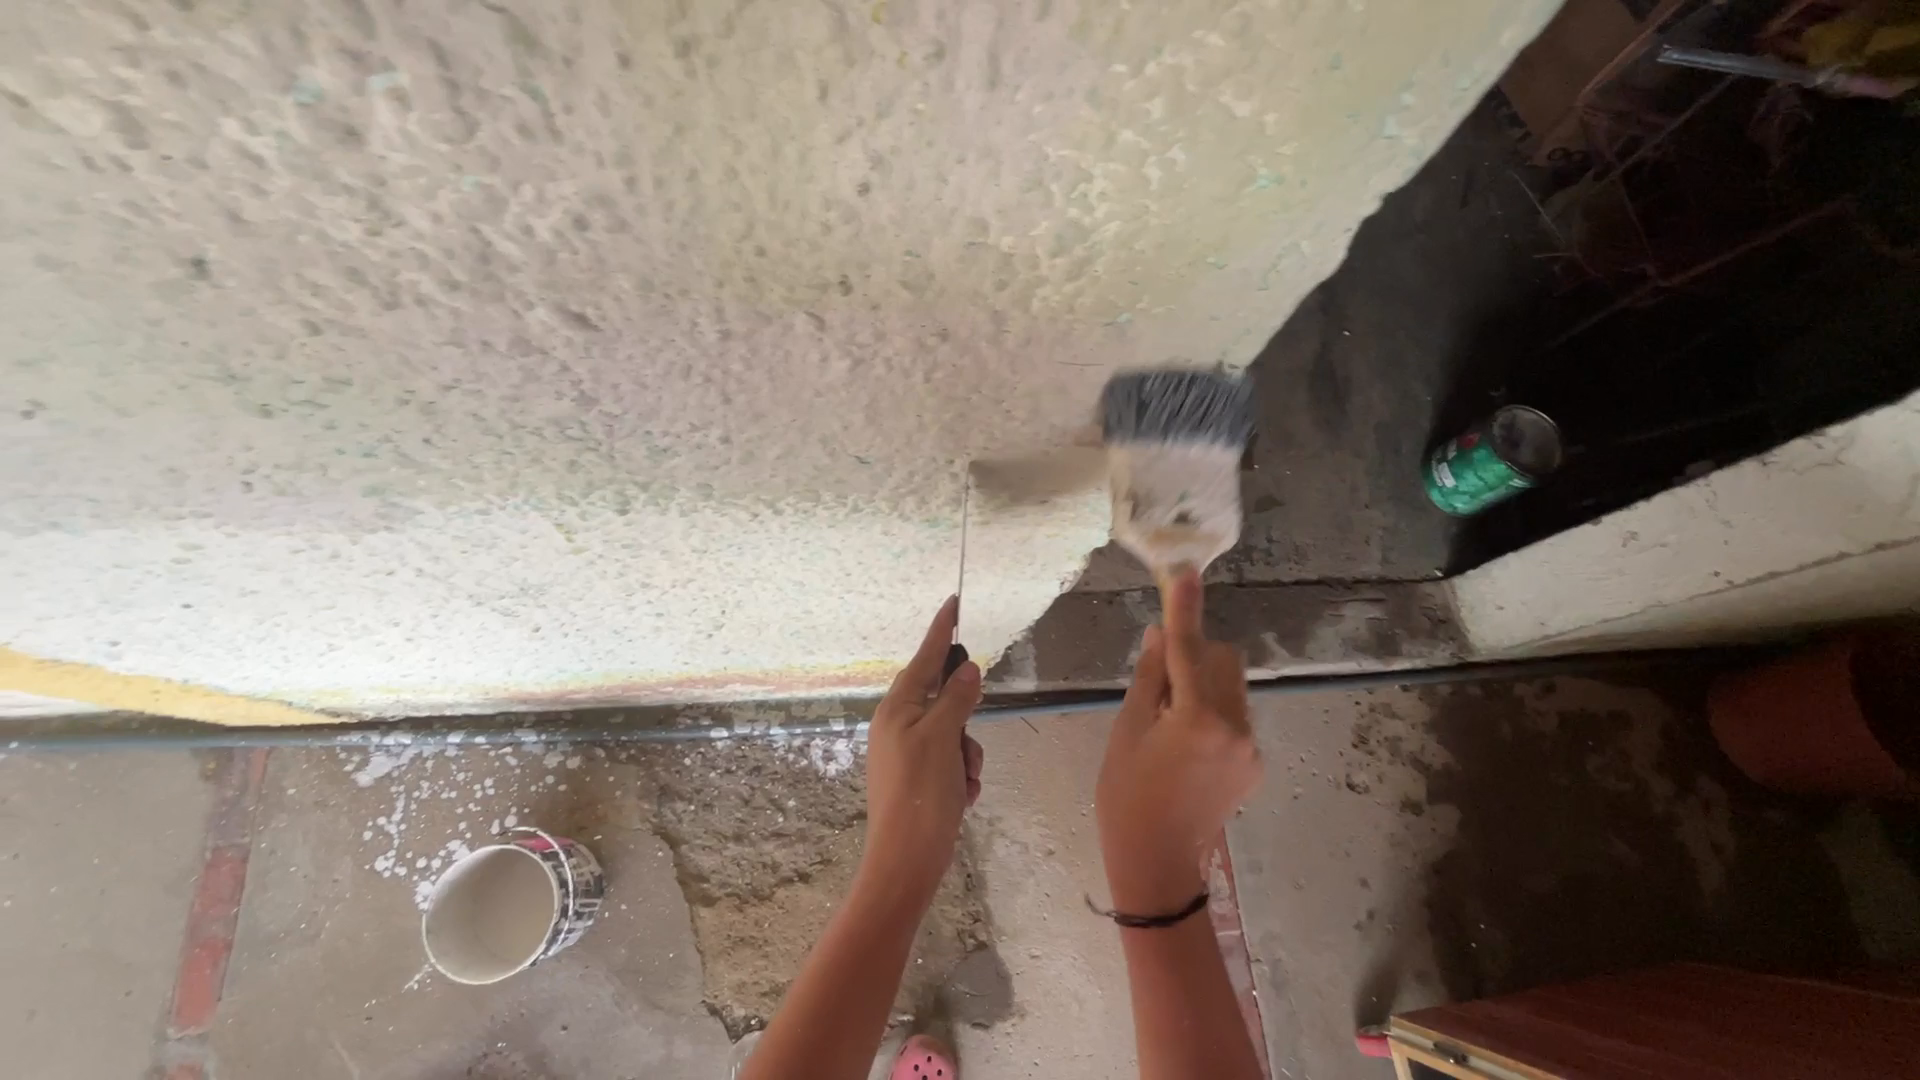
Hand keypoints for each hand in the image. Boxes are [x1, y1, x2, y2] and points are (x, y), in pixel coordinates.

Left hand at [860, 596, 985, 903]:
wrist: (907, 860)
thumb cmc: (921, 793)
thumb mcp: (943, 738)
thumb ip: (956, 699)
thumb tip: (968, 668)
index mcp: (896, 708)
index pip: (924, 658)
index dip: (942, 630)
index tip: (954, 602)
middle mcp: (898, 724)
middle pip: (943, 698)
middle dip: (965, 720)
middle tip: (966, 747)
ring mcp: (907, 752)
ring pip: (954, 732)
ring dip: (967, 753)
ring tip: (964, 780)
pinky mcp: (918, 777)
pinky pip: (951, 759)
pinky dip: (962, 774)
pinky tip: (961, 796)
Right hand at [1096, 570, 1260, 912]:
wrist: (1157, 862)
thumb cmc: (1127, 795)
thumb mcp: (1127, 732)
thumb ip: (1149, 679)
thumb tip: (1157, 636)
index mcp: (1197, 718)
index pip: (1188, 649)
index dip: (1184, 609)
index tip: (1185, 573)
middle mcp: (1236, 727)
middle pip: (1223, 661)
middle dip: (1195, 656)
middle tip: (1159, 684)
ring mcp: (1251, 748)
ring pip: (1232, 688)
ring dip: (1204, 685)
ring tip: (1171, 723)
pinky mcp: (1255, 765)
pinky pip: (1236, 717)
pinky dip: (1213, 713)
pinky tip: (1187, 747)